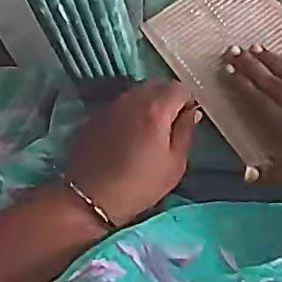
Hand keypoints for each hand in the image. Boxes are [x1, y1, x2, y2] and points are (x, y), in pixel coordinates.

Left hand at [63, 81, 200, 223]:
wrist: (90, 197)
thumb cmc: (139, 184)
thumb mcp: (174, 164)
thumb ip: (185, 132)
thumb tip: (191, 112)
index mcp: (155, 108)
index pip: (179, 87)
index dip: (187, 101)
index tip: (186, 120)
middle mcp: (132, 98)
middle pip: (157, 84)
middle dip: (168, 97)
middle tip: (170, 124)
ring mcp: (111, 104)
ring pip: (137, 91)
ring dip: (148, 102)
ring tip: (148, 130)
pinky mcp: (96, 114)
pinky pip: (120, 103)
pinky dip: (129, 111)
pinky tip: (127, 135)